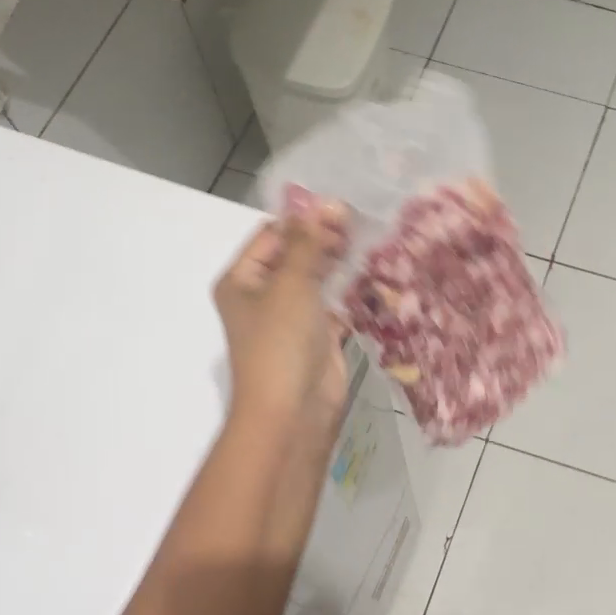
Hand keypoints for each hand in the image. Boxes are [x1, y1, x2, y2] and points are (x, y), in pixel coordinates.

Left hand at [213, 200, 350, 438]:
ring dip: (340, 265)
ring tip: (371, 243)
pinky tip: (373, 278)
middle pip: (295, 256)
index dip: (304, 219)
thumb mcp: (290, 283)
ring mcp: (291, 320)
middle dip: (324, 240)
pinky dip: (350, 295)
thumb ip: (309, 242)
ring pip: (317, 281)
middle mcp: (263, 297)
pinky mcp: (317, 340)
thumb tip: (327, 203)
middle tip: (361, 224)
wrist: (292, 411)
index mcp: (242, 280)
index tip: (342, 208)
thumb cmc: (280, 343)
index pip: (273, 235)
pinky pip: (334, 307)